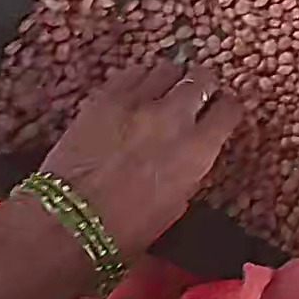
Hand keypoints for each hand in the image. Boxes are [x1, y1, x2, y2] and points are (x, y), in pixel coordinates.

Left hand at [36, 61, 243, 255]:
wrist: (69, 224)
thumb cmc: (127, 229)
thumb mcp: (178, 202)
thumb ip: (191, 166)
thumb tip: (193, 148)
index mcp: (197, 149)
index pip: (229, 109)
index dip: (227, 109)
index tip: (222, 112)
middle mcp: (174, 117)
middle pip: (202, 79)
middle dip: (203, 86)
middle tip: (196, 96)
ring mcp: (138, 102)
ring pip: (168, 69)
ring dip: (171, 81)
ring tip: (163, 92)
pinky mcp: (106, 96)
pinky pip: (134, 72)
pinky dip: (141, 80)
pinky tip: (136, 93)